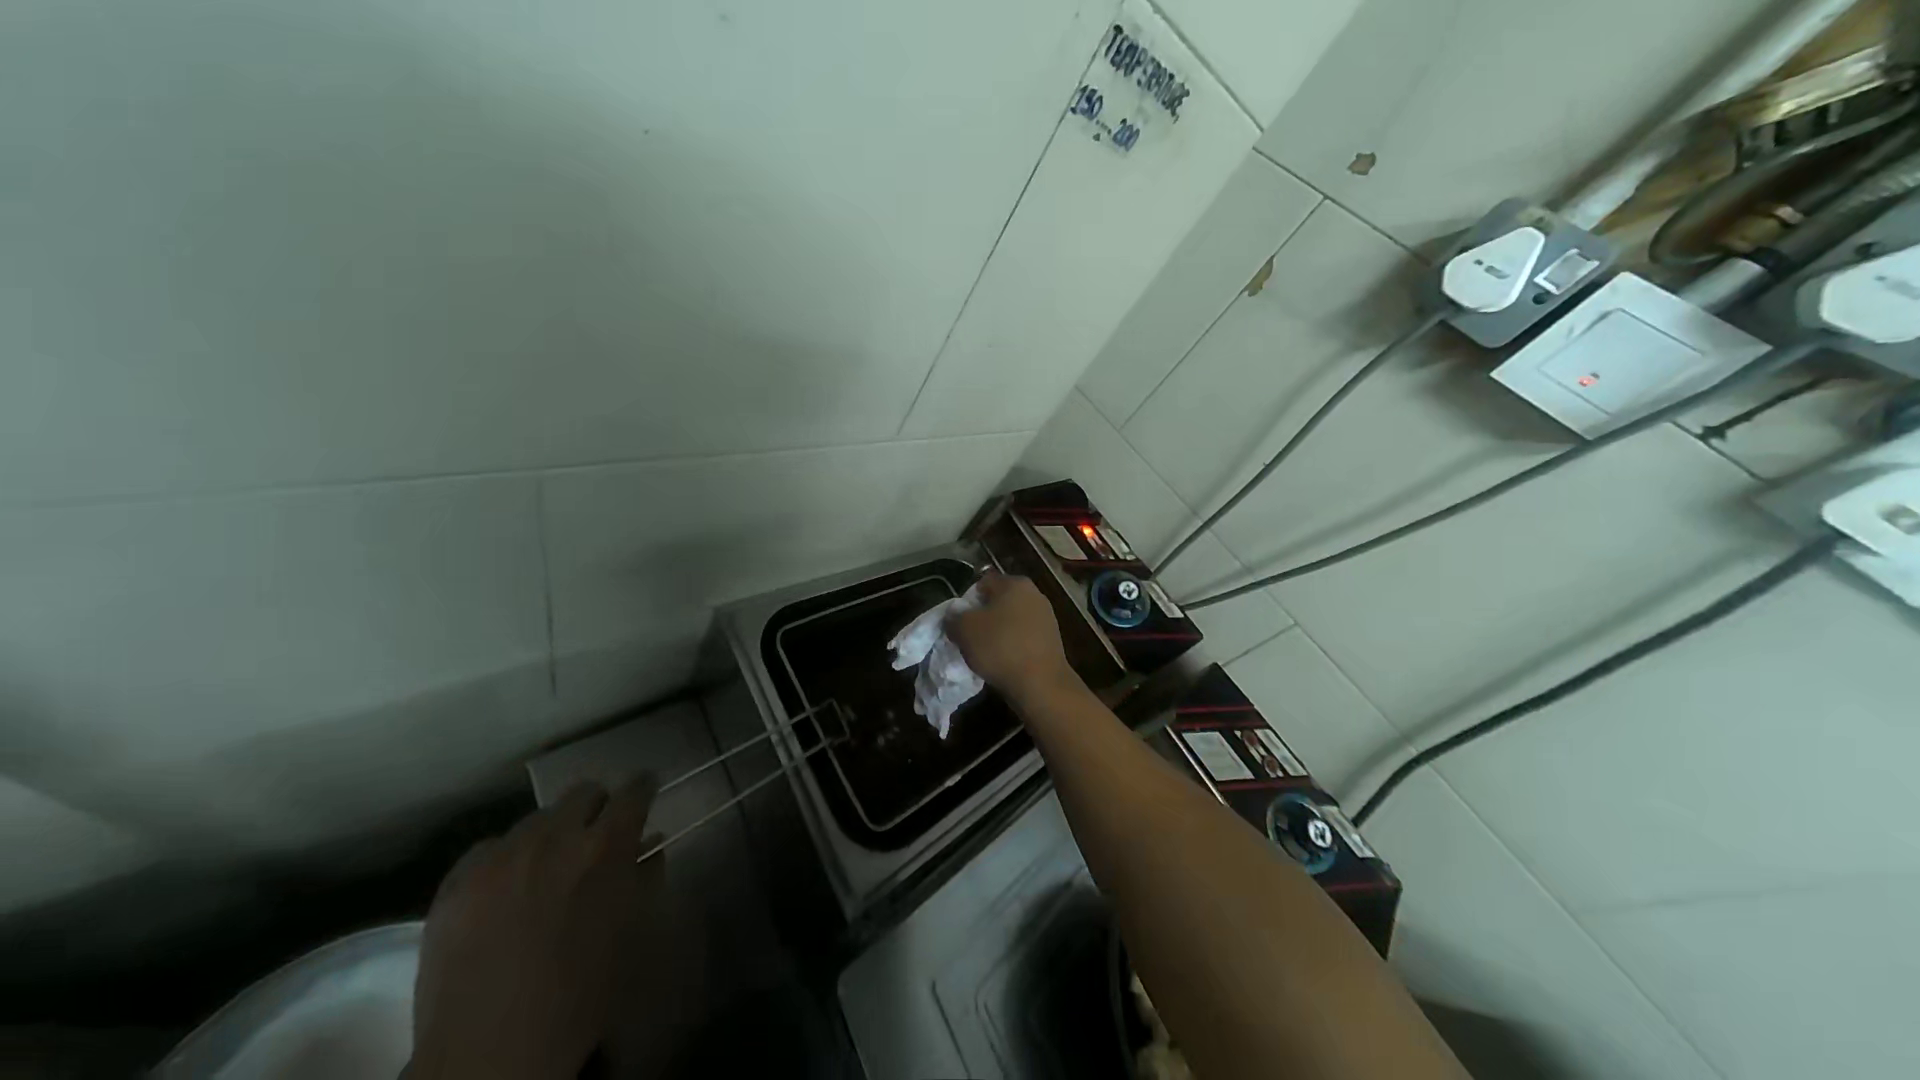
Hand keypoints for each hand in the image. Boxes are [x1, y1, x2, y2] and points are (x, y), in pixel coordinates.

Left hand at [412, 779, 664, 1079]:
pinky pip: (489, 848)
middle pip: (583, 792)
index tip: (647, 790)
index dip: (645, 788)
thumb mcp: (634, 932)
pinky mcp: (456, 881)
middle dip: (598, 806)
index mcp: (605, 848)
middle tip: (598, 832)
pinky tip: (507, 889)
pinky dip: (506, 858)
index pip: (634, 792)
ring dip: (552, 833)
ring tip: (549, 866)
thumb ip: (645, 877)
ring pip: (536, 818)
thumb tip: (648, 847)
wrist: (492, 1053)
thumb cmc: (581, 994)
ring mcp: (499, 856)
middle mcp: (553, 837)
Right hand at [949, 571, 1080, 706]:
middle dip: (983, 618)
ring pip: (1011, 621)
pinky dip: (1012, 647)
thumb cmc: (1000, 647)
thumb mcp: (964, 629)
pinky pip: (1023, 638)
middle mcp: (1034, 594)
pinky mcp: (1051, 640)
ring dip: (997, 634)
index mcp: (1014, 583)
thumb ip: (953, 617)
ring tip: (985, 654)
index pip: (982, 584)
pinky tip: (1003, 662)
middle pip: (998, 602)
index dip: (966, 601)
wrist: (1040, 683)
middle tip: (969, 638)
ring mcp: (1046, 617)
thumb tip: (954, 616)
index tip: (960, 622)